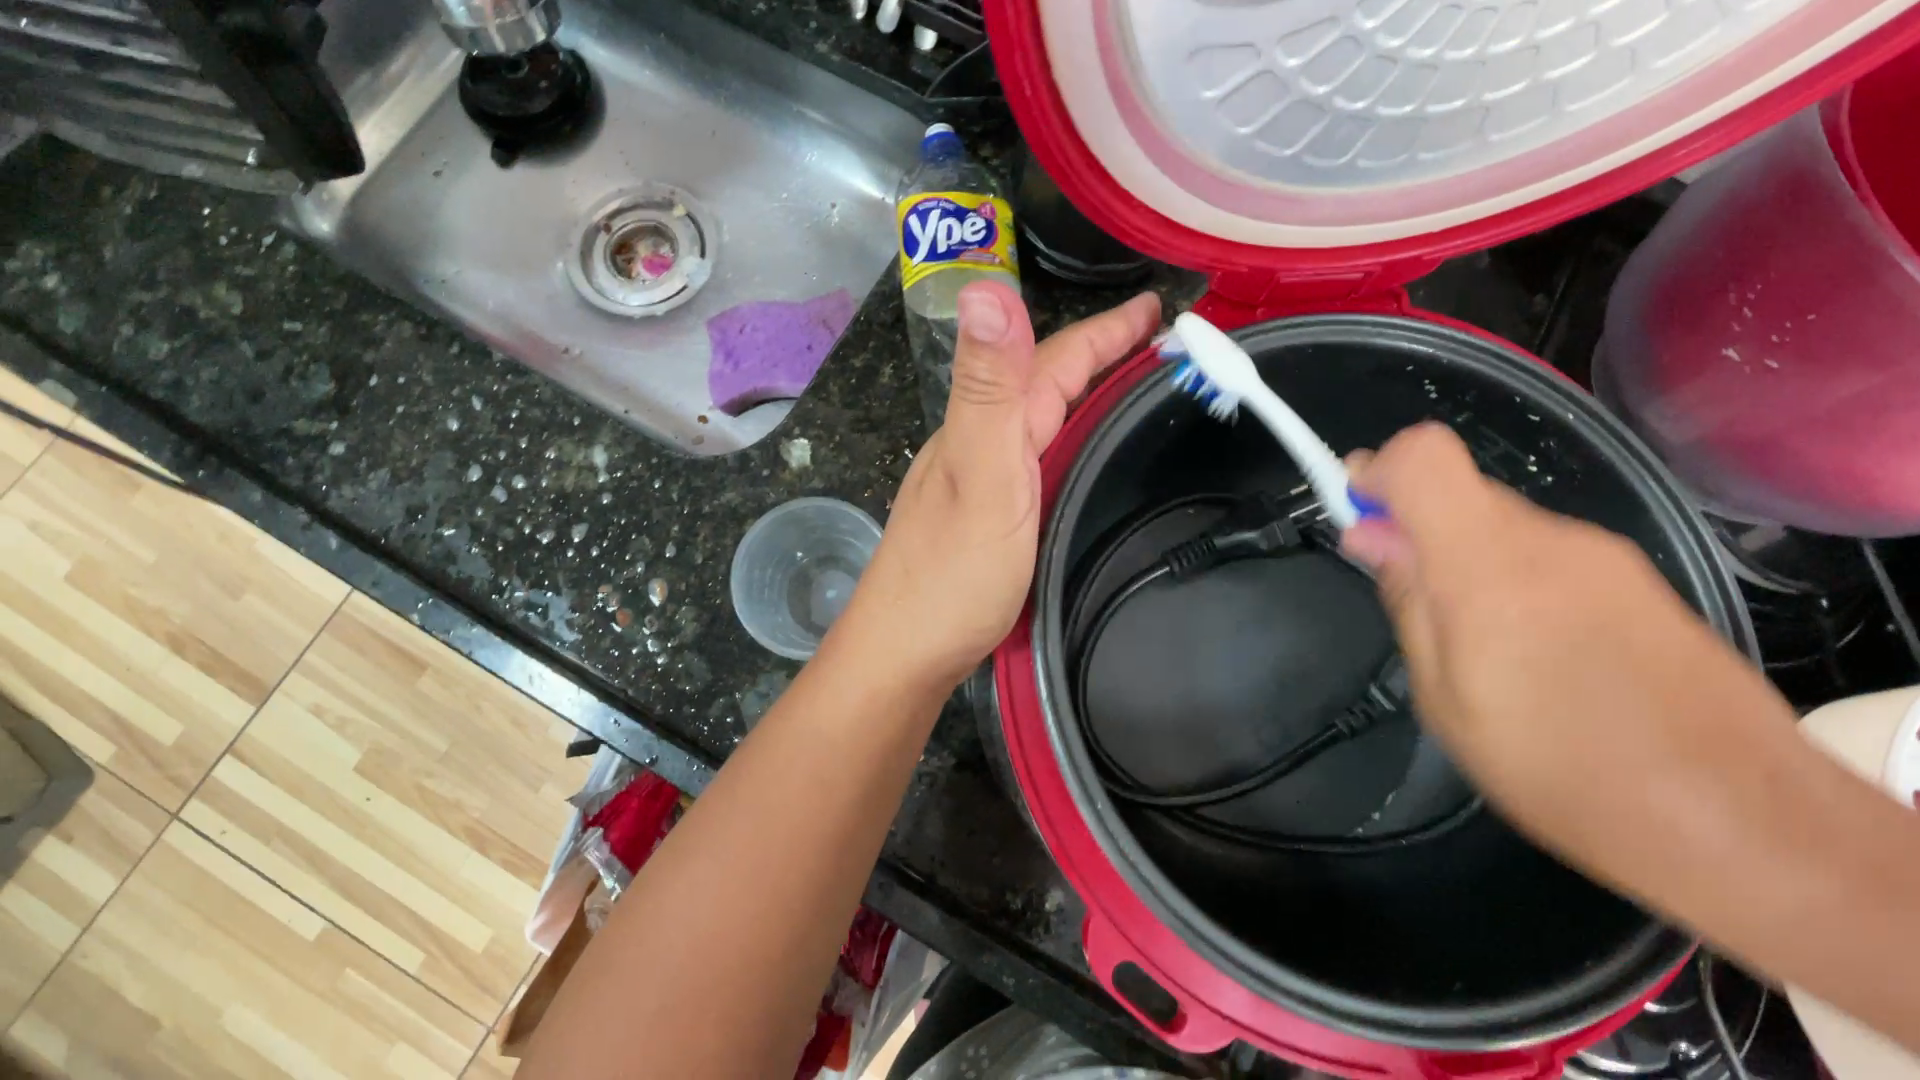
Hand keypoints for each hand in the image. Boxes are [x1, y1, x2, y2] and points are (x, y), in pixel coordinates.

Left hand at [842, 281, 1160, 691]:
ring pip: (1044, 422)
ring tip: (1137, 389)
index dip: (1106, 331)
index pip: (1055, 359)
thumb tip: (984, 285)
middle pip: (1049, 383)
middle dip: (1104, 354)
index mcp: (988, 426)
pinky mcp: (989, 520)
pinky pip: (1040, 460)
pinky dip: (1072, 442)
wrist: (905, 655)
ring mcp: (983, 483)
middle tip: (1164, 344)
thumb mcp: (979, 475)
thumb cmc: (950, 575)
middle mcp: (982, 443)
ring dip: (1089, 395)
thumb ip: (988, 387)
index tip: (1160, 307)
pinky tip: (1087, 458)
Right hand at [1341, 423, 1798, 839]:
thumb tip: (1371, 537)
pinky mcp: (1641, 583)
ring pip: (1505, 528)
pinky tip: (1536, 658)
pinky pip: (1549, 557)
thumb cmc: (1561, 770)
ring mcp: (1605, 558)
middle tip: (1411, 607)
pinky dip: (1516, 584)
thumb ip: (1409, 604)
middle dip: (1419, 532)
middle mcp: (1552, 540)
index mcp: (1491, 565)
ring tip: (1480, 653)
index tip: (1356, 519)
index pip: (1425, 456)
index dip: (1379, 471)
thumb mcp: (1447, 701)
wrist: (1743, 818)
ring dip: (1468, 564)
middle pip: (1462, 493)